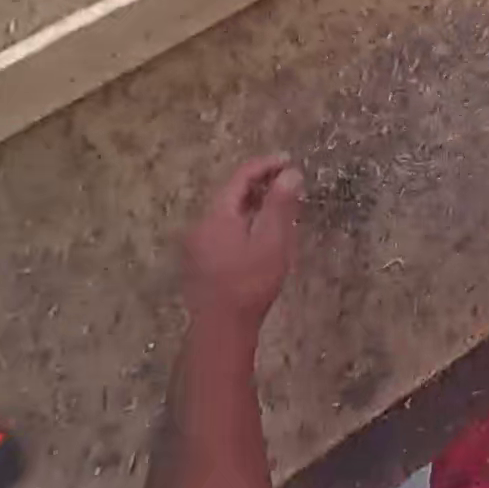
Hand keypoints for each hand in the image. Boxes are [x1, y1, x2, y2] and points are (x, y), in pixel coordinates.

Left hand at [183, 155, 304, 337]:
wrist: (222, 327)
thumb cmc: (251, 281)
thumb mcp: (273, 239)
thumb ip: (280, 204)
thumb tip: (290, 172)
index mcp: (216, 217)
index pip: (240, 178)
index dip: (265, 165)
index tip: (290, 160)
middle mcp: (201, 226)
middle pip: (231, 193)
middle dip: (261, 182)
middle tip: (290, 179)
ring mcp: (198, 244)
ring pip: (229, 211)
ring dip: (255, 200)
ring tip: (283, 201)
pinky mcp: (202, 260)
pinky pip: (226, 226)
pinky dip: (247, 217)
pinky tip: (264, 228)